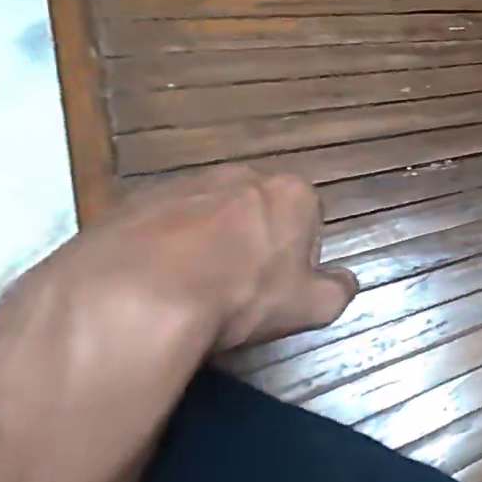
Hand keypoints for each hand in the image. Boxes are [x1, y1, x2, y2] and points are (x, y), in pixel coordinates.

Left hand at [0, 166, 357, 475]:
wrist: (140, 293)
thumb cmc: (242, 294)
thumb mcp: (310, 306)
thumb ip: (338, 291)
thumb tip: (346, 282)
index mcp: (291, 193)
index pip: (309, 219)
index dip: (297, 256)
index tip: (279, 288)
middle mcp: (241, 176)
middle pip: (257, 210)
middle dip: (252, 242)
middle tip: (238, 289)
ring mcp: (185, 184)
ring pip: (208, 216)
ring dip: (207, 244)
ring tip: (192, 290)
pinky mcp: (136, 200)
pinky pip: (162, 225)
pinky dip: (163, 248)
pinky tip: (155, 283)